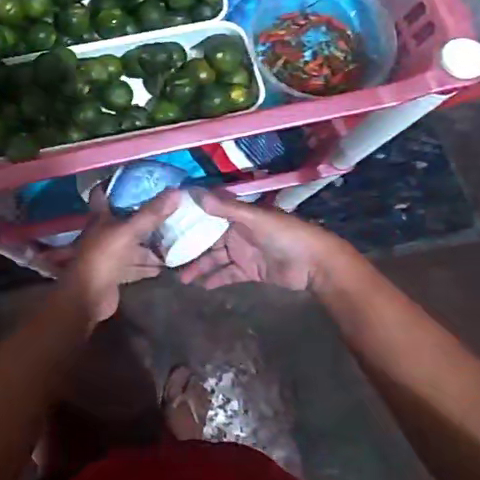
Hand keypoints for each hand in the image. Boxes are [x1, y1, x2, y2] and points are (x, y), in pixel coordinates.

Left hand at [52, 188, 181, 322]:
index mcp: (101, 218)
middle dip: (144, 217)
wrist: (88, 296)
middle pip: (124, 221)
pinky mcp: (116, 273)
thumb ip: (151, 214)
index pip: (103, 194)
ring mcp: (109, 254)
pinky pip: (136, 265)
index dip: (114, 184)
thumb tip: (176, 192)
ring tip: (175, 238)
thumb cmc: (104, 257)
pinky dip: (149, 265)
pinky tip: (167, 265)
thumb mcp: (128, 232)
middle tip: (169, 211)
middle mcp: (104, 233)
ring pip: (132, 245)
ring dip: (150, 244)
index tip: (136, 179)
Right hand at [177, 190, 348, 292]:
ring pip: (214, 259)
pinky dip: (214, 280)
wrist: (315, 263)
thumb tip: (194, 192)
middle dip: (188, 248)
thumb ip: (226, 208)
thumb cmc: (286, 234)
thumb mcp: (255, 218)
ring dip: (198, 267)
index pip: (206, 216)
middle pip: (206, 240)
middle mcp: (236, 232)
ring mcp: (242, 252)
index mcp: (236, 216)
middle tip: (166, 258)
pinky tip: (200, 287)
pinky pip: (226, 275)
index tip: (164, 225)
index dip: (187, 220)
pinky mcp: (249, 271)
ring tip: (180, 278)